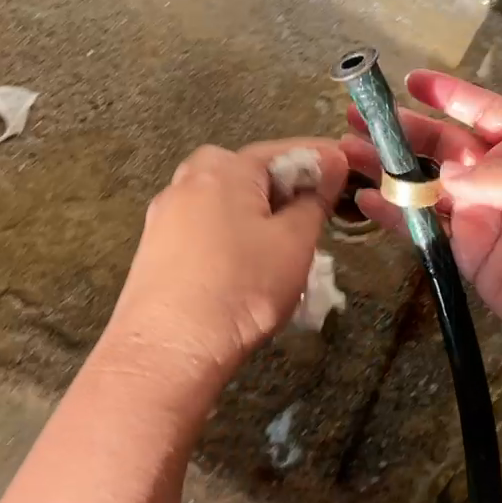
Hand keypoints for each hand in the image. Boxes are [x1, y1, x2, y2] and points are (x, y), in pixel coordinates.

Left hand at [108, 139, 346, 378]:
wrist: (168, 351)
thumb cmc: (241, 289)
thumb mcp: (294, 243)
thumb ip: (315, 198)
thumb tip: (333, 161)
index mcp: (224, 168)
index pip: (282, 151)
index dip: (319, 159)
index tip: (347, 170)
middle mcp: (188, 180)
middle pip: (248, 172)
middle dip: (283, 186)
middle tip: (313, 212)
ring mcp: (165, 213)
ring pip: (224, 200)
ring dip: (255, 212)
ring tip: (282, 244)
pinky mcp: (154, 246)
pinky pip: (204, 225)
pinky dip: (229, 233)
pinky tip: (243, 264)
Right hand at [342, 71, 501, 387]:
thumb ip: (500, 180)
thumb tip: (445, 176)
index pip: (485, 112)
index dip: (450, 95)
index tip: (411, 80)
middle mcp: (501, 176)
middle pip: (444, 145)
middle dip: (403, 130)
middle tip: (356, 116)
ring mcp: (481, 216)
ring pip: (426, 184)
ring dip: (389, 169)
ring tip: (346, 153)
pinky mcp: (467, 253)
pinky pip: (424, 228)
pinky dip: (395, 215)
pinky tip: (366, 202)